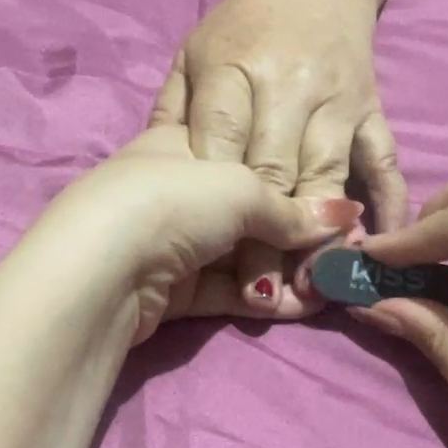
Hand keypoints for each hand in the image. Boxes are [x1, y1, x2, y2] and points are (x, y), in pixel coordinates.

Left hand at [31, 125, 363, 344]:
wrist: (103, 264)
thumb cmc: (173, 199)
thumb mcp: (241, 186)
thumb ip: (293, 206)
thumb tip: (344, 218)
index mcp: (188, 142)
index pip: (252, 153)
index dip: (296, 179)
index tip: (337, 206)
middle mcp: (179, 189)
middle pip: (249, 212)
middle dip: (296, 236)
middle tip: (339, 257)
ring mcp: (174, 242)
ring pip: (240, 255)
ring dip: (283, 273)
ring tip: (325, 289)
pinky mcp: (173, 290)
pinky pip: (227, 289)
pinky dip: (261, 297)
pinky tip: (299, 306)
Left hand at [154, 0, 407, 310]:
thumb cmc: (240, 29)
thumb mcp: (191, 58)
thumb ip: (175, 114)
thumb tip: (158, 178)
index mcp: (233, 70)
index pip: (225, 144)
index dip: (223, 202)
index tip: (214, 253)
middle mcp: (288, 84)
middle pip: (277, 170)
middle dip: (271, 235)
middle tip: (268, 291)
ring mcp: (337, 99)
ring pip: (330, 174)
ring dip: (324, 236)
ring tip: (315, 286)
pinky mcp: (373, 110)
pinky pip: (385, 160)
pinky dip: (387, 204)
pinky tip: (380, 247)